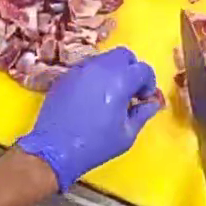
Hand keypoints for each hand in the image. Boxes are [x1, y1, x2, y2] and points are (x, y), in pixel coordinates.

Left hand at [13, 48, 161, 190]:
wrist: (54, 150)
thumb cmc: (94, 146)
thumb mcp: (126, 135)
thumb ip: (142, 114)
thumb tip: (151, 104)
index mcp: (119, 81)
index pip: (143, 69)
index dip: (148, 83)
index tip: (143, 99)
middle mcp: (99, 68)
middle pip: (123, 56)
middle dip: (131, 70)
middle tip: (129, 91)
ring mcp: (79, 71)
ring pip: (103, 60)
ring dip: (112, 72)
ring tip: (109, 95)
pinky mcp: (64, 78)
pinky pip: (85, 69)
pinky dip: (94, 77)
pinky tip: (90, 98)